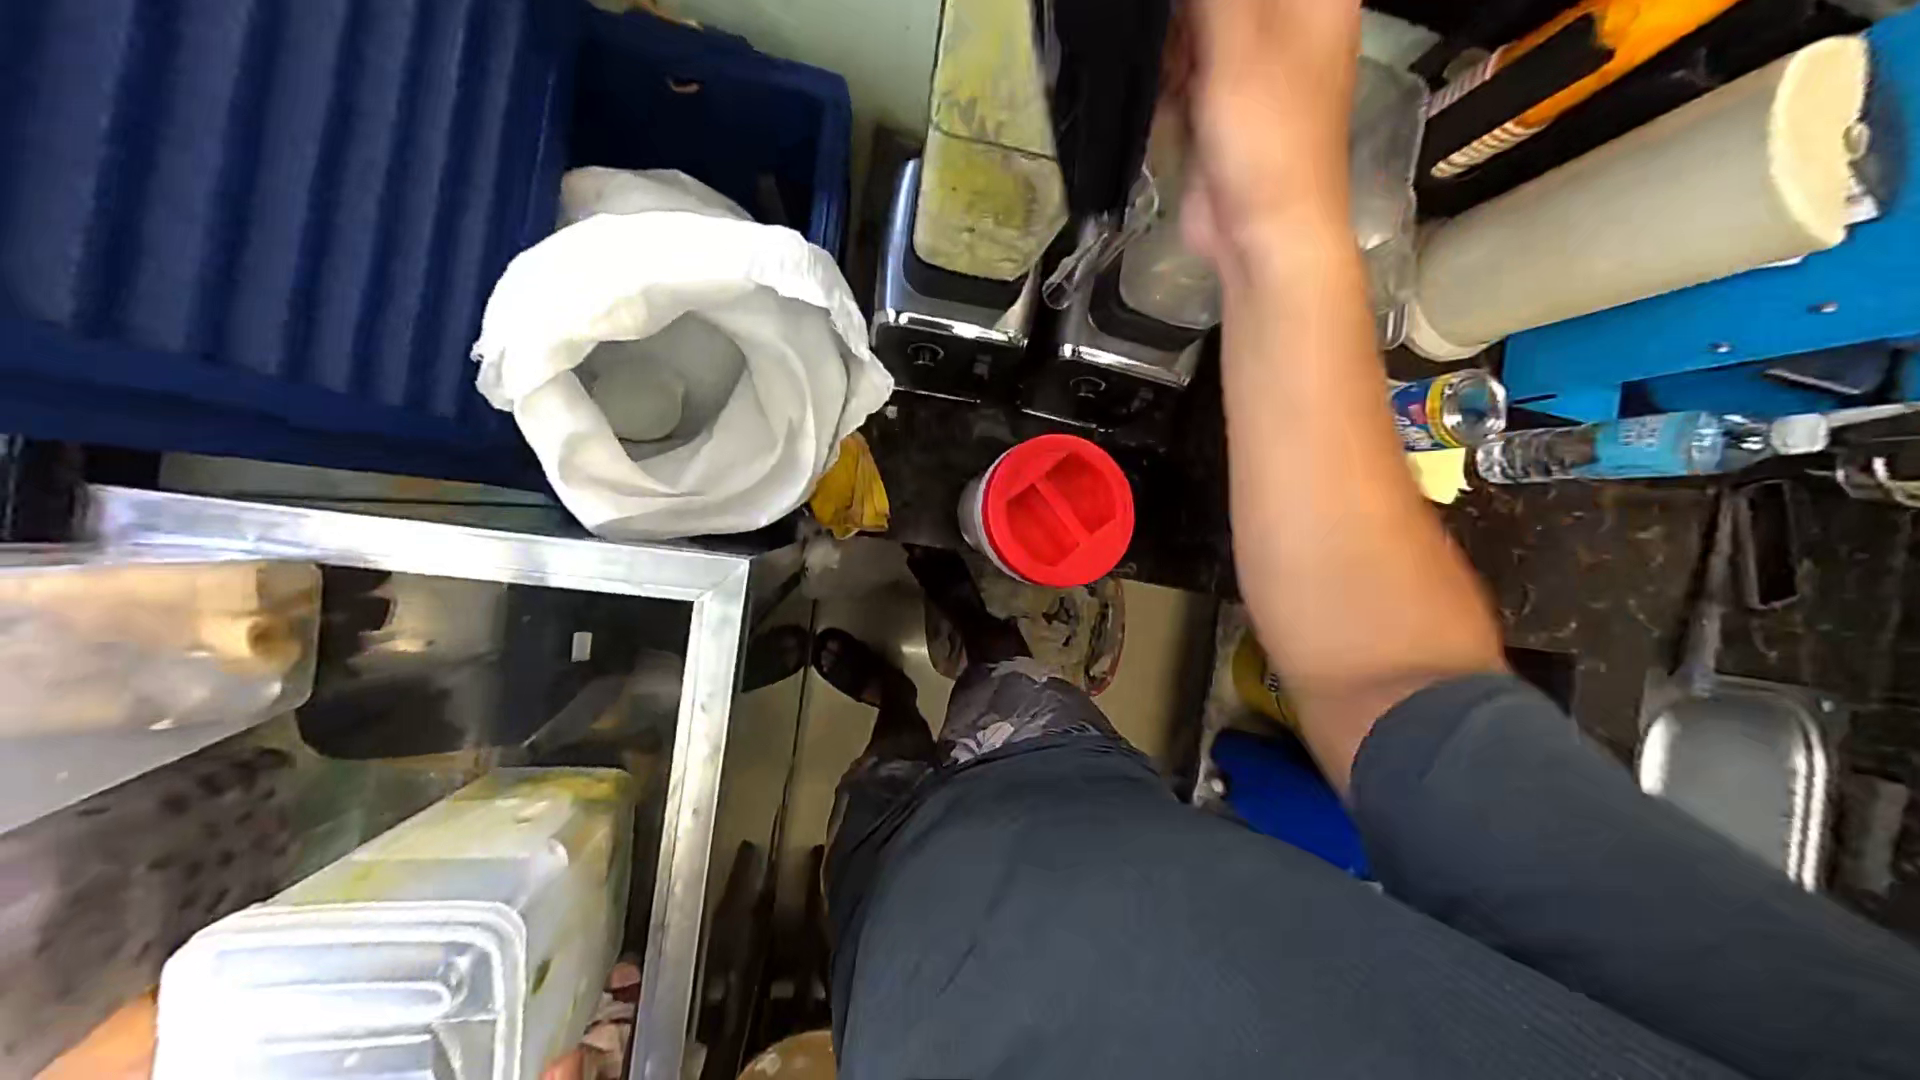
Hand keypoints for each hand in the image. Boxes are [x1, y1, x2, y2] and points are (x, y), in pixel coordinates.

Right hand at [1178, 0, 1362, 285]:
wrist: (1260, 234)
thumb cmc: (1267, 136)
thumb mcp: (1241, 41)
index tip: (1187, 13)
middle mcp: (1283, 19)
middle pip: (1216, 0)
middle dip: (1185, 14)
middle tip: (1177, 44)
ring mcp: (1246, 65)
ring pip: (1194, 26)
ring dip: (1170, 43)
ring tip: (1177, 77)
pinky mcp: (1215, 105)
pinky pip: (1181, 69)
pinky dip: (1166, 78)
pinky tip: (1167, 93)